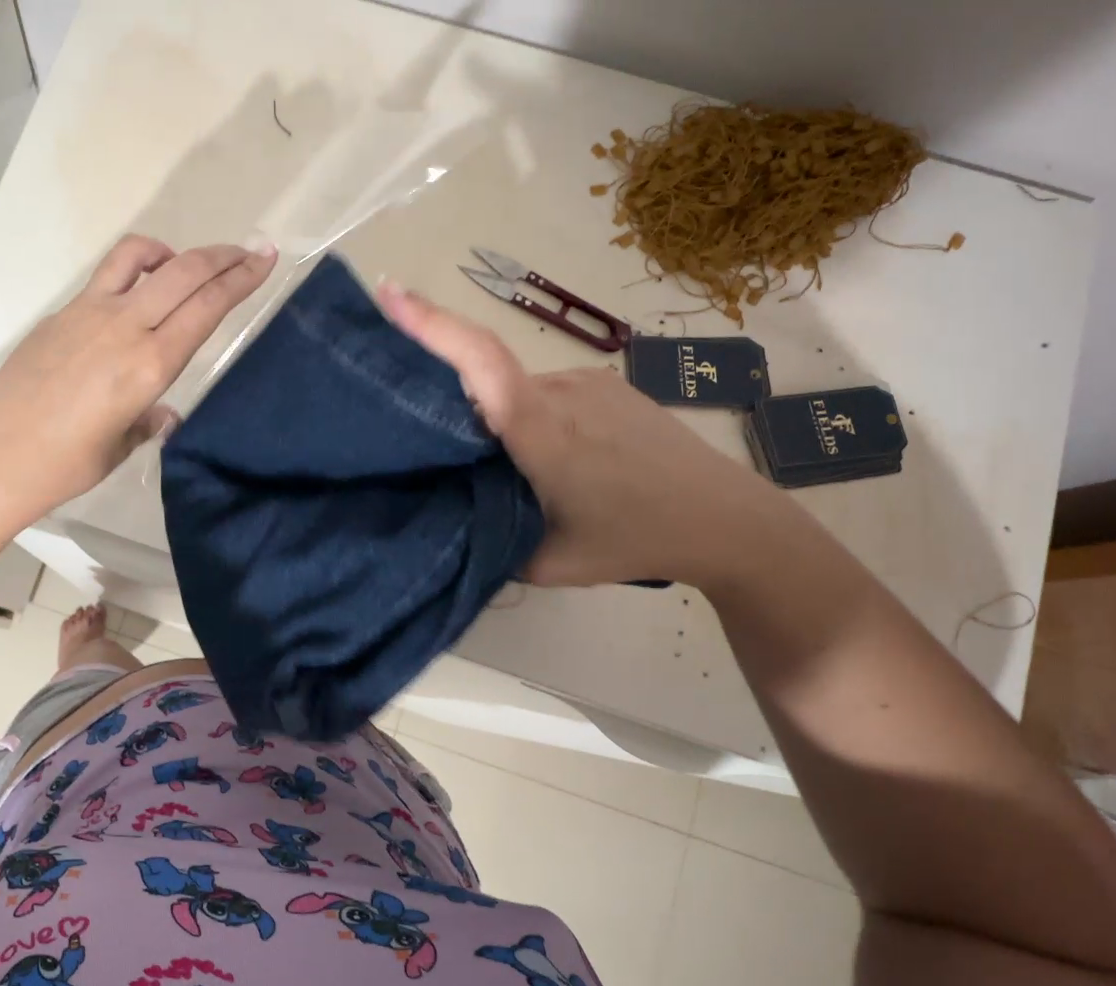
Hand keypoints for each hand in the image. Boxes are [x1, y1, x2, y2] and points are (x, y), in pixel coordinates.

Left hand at [0, 234, 277, 518]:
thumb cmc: (66, 466)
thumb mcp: (119, 447)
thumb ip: (148, 422)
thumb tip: (164, 414)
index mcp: (149, 366)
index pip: (206, 308)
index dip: (241, 279)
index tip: (265, 259)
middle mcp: (124, 328)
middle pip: (184, 273)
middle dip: (223, 257)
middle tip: (249, 251)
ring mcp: (88, 314)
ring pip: (140, 258)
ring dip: (174, 252)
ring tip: (185, 264)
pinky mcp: (60, 314)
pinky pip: (106, 277)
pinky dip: (132, 270)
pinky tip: (132, 295)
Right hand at [376, 283, 808, 588]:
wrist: (727, 521)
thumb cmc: (632, 541)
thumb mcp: (543, 561)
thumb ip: (486, 537)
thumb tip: (446, 519)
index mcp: (540, 430)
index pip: (479, 361)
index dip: (431, 325)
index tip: (388, 293)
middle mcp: (561, 391)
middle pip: (483, 379)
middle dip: (448, 402)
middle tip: (431, 448)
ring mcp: (588, 383)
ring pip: (513, 392)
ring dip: (495, 420)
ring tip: (502, 473)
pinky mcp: (608, 386)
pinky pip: (543, 394)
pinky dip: (524, 418)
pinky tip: (544, 461)